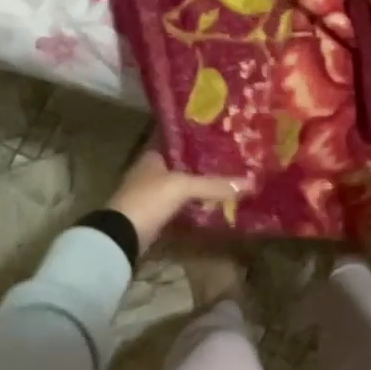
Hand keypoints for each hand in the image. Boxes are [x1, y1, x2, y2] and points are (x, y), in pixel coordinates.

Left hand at [105, 147, 247, 252]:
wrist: (120, 238)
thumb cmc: (148, 200)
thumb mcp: (183, 187)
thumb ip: (214, 185)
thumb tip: (250, 183)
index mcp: (154, 153)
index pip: (181, 137)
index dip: (201, 134)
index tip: (224, 130)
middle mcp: (153, 168)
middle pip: (185, 160)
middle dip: (207, 159)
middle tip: (235, 154)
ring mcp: (153, 191)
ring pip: (184, 180)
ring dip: (202, 180)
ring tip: (230, 175)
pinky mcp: (157, 211)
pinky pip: (182, 200)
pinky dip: (197, 199)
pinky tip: (215, 199)